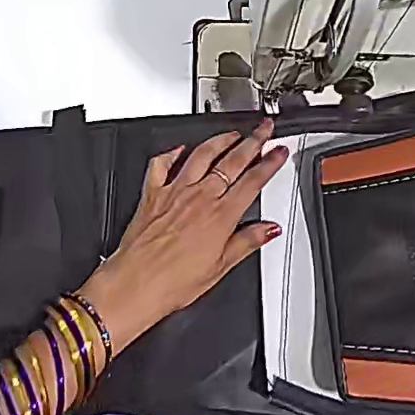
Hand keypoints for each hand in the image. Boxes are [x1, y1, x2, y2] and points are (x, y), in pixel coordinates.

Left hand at [77, 120, 290, 351]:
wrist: (134, 284)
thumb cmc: (172, 282)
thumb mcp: (220, 267)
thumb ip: (247, 242)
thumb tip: (269, 229)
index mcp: (220, 216)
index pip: (253, 181)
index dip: (270, 162)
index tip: (279, 151)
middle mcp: (199, 198)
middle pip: (232, 161)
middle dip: (254, 141)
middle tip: (264, 129)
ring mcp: (175, 191)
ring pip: (202, 155)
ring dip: (220, 140)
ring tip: (233, 133)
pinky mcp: (153, 193)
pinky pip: (162, 164)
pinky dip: (172, 153)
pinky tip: (180, 149)